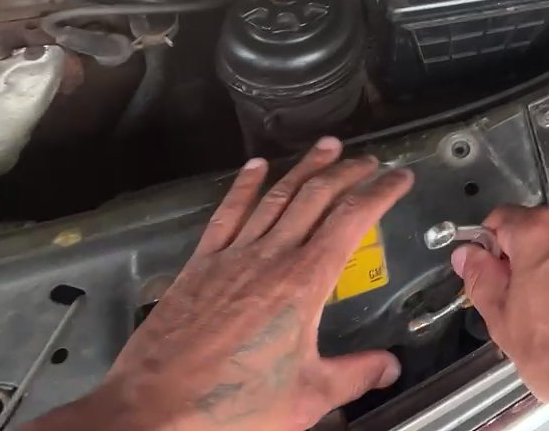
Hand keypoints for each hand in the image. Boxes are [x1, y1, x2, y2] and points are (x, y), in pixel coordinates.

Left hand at [25, 138, 414, 430]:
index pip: (354, 217)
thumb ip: (354, 376)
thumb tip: (392, 367)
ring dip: (307, 166)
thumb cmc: (230, 411)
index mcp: (306, 280)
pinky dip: (244, 186)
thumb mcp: (305, 400)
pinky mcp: (200, 266)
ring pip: (278, 196)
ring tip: (329, 145)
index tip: (401, 177)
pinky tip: (256, 166)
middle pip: (318, 195)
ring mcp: (234, 256)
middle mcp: (274, 256)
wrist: (146, 420)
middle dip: (349, 171)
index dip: (382, 191)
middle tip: (370, 160)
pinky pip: (227, 214)